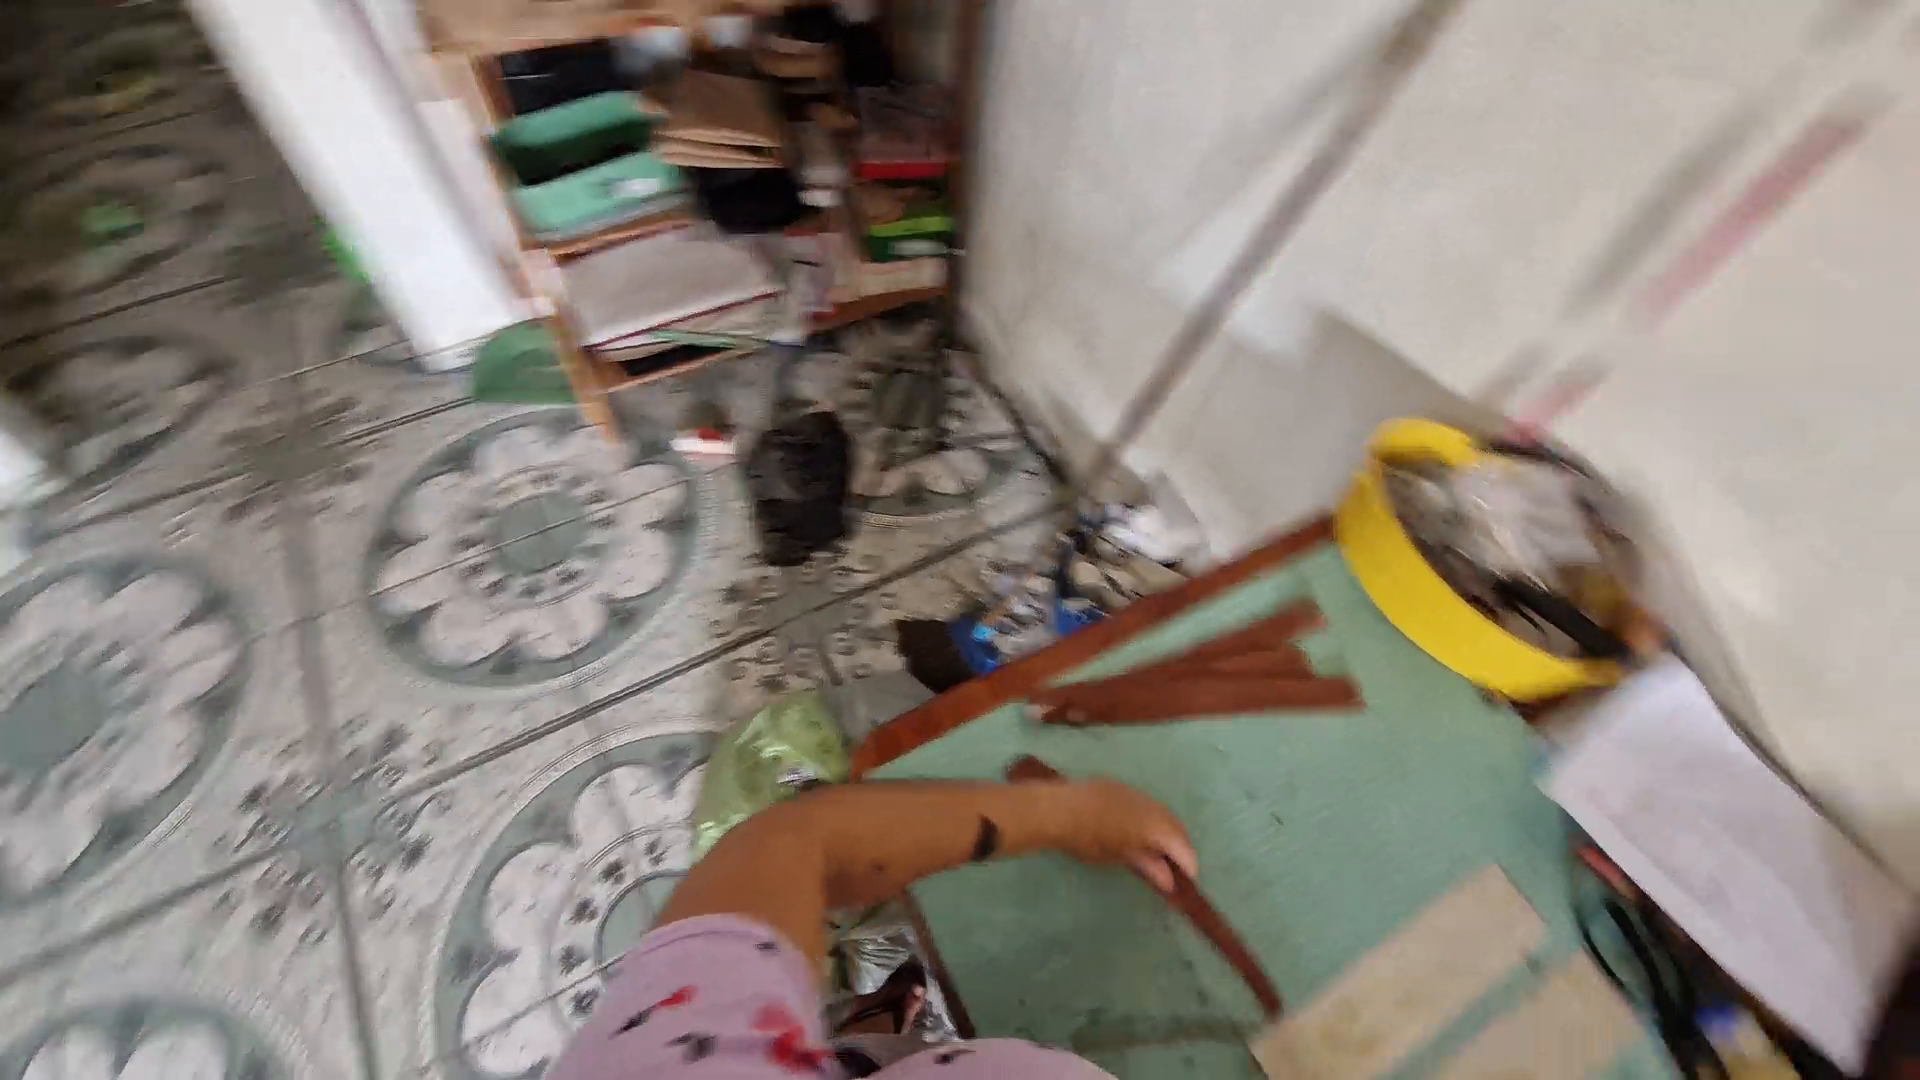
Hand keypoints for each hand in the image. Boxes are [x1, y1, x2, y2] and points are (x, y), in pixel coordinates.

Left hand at [1049, 779, 1198, 893]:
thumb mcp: (1117, 856)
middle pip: (1173, 822)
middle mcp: (1146, 802)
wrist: (1055, 808)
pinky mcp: (1117, 785)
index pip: (1179, 842)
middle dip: (1180, 843)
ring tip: (1161, 849)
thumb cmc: (1085, 839)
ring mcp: (1131, 790)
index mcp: (1150, 823)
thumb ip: (1146, 864)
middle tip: (1179, 864)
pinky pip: (1144, 801)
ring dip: (1166, 828)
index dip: (1188, 860)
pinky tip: (1141, 829)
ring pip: (1160, 810)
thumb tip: (1168, 879)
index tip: (1190, 876)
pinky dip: (1151, 817)